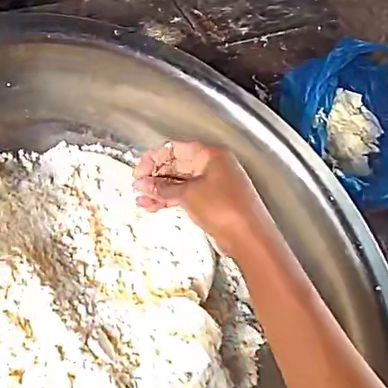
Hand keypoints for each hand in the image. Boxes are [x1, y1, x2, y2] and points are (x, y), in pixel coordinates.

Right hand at [134, 140, 270, 237]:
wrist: (249, 237)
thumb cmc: (227, 209)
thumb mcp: (188, 194)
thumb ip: (163, 187)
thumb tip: (145, 184)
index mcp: (211, 155)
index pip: (176, 149)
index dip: (155, 158)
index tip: (140, 170)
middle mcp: (213, 167)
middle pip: (177, 165)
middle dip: (155, 176)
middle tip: (138, 185)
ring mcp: (214, 185)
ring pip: (180, 183)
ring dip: (159, 190)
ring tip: (142, 199)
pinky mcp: (212, 202)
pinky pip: (186, 196)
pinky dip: (170, 200)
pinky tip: (154, 206)